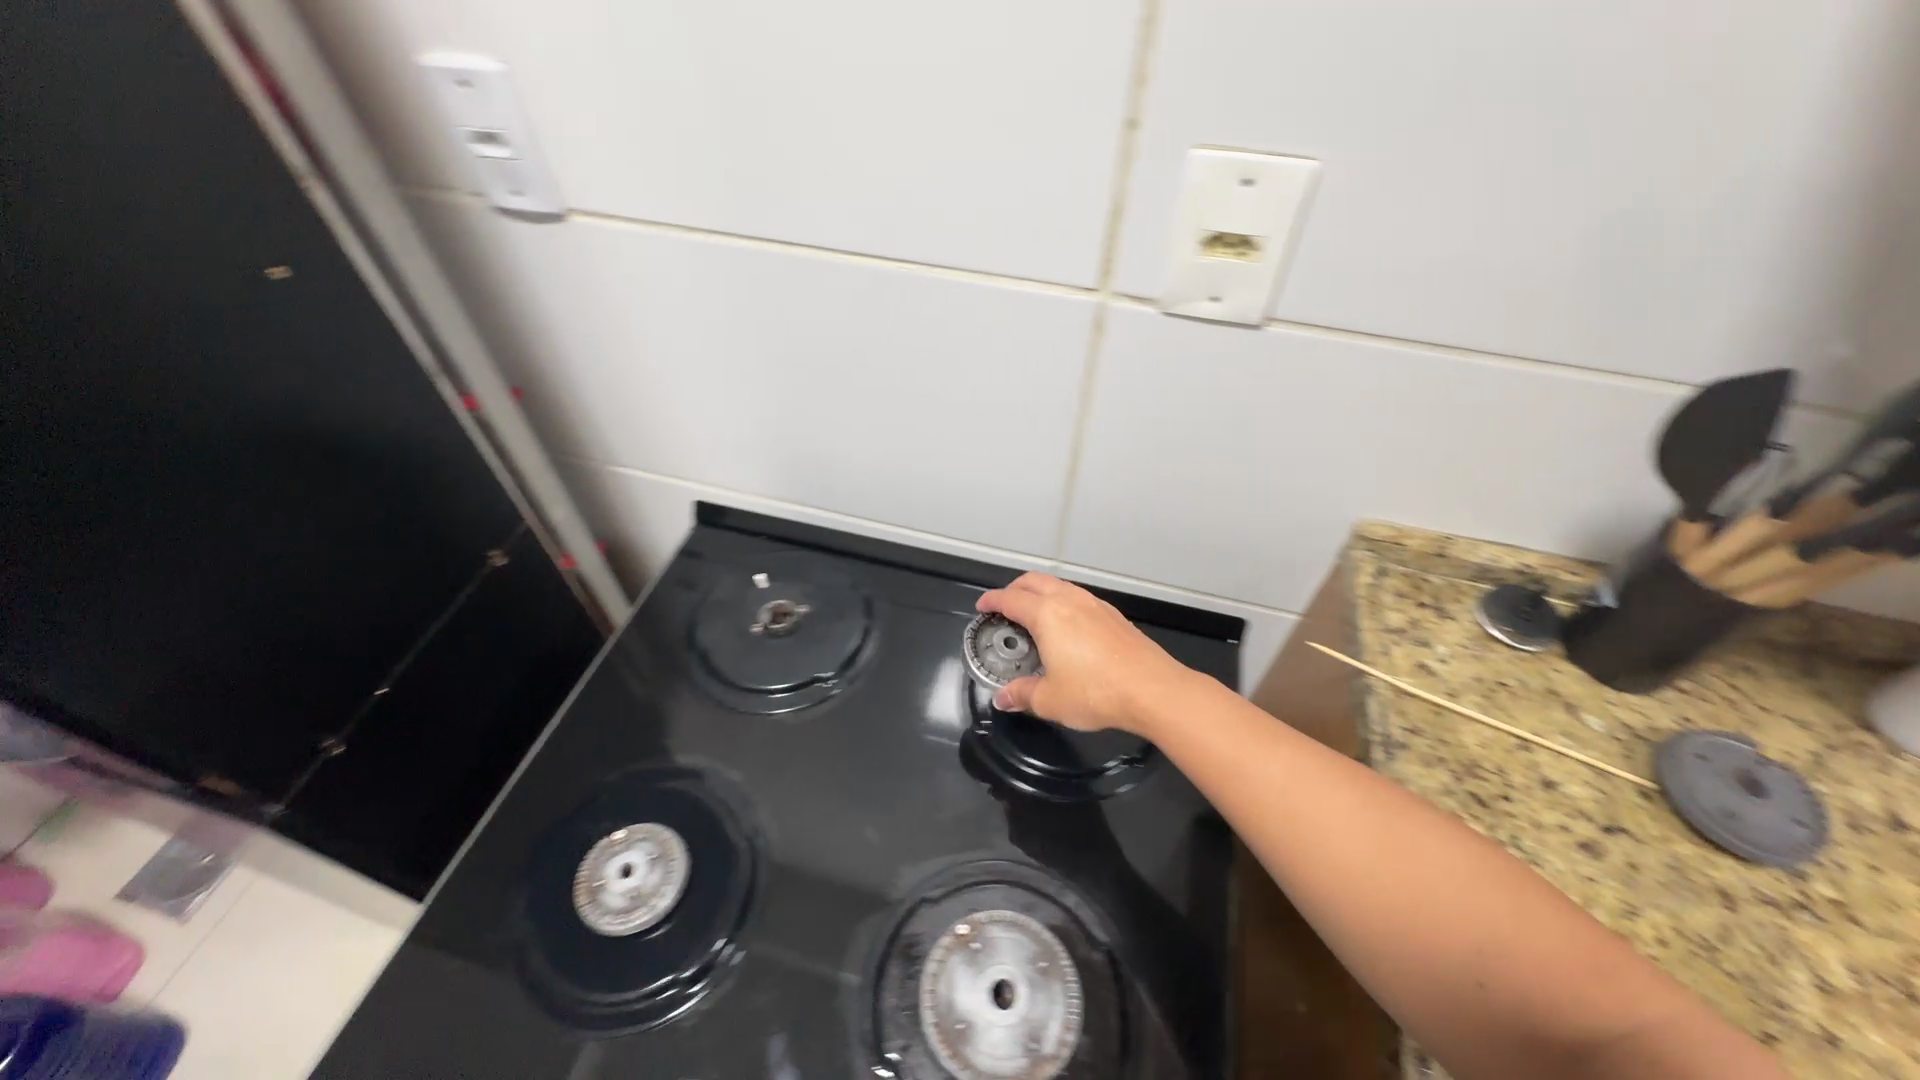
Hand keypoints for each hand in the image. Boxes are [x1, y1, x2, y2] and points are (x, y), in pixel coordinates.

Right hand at [974, 573, 1198, 736]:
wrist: (1152, 689)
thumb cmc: (1095, 692)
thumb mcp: (1050, 700)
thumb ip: (1022, 694)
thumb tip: (1003, 698)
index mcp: (1047, 615)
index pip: (1011, 598)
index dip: (992, 600)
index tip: (982, 607)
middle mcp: (1070, 601)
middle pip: (1035, 581)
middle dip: (1015, 589)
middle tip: (1004, 606)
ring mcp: (1095, 605)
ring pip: (1060, 586)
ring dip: (1041, 593)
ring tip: (1034, 615)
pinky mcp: (1115, 615)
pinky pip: (1079, 598)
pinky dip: (1063, 602)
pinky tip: (1068, 627)